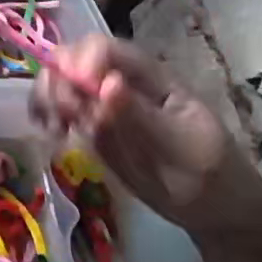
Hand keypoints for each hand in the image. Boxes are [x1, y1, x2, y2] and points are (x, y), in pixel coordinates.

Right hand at [33, 35, 261, 261]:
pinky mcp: (91, 123)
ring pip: (58, 78)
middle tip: (63, 120)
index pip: (103, 48)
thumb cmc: (209, 176)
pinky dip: (44, 112)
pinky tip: (50, 132)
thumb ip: (140, 117)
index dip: (81, 64)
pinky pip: (57, 105)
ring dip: (46, 97)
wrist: (216, 213)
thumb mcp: (181, 148)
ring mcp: (102, 101)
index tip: (78, 100)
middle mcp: (119, 79)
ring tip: (55, 129)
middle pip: (72, 58)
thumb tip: (105, 83)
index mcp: (149, 75)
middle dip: (57, 81)